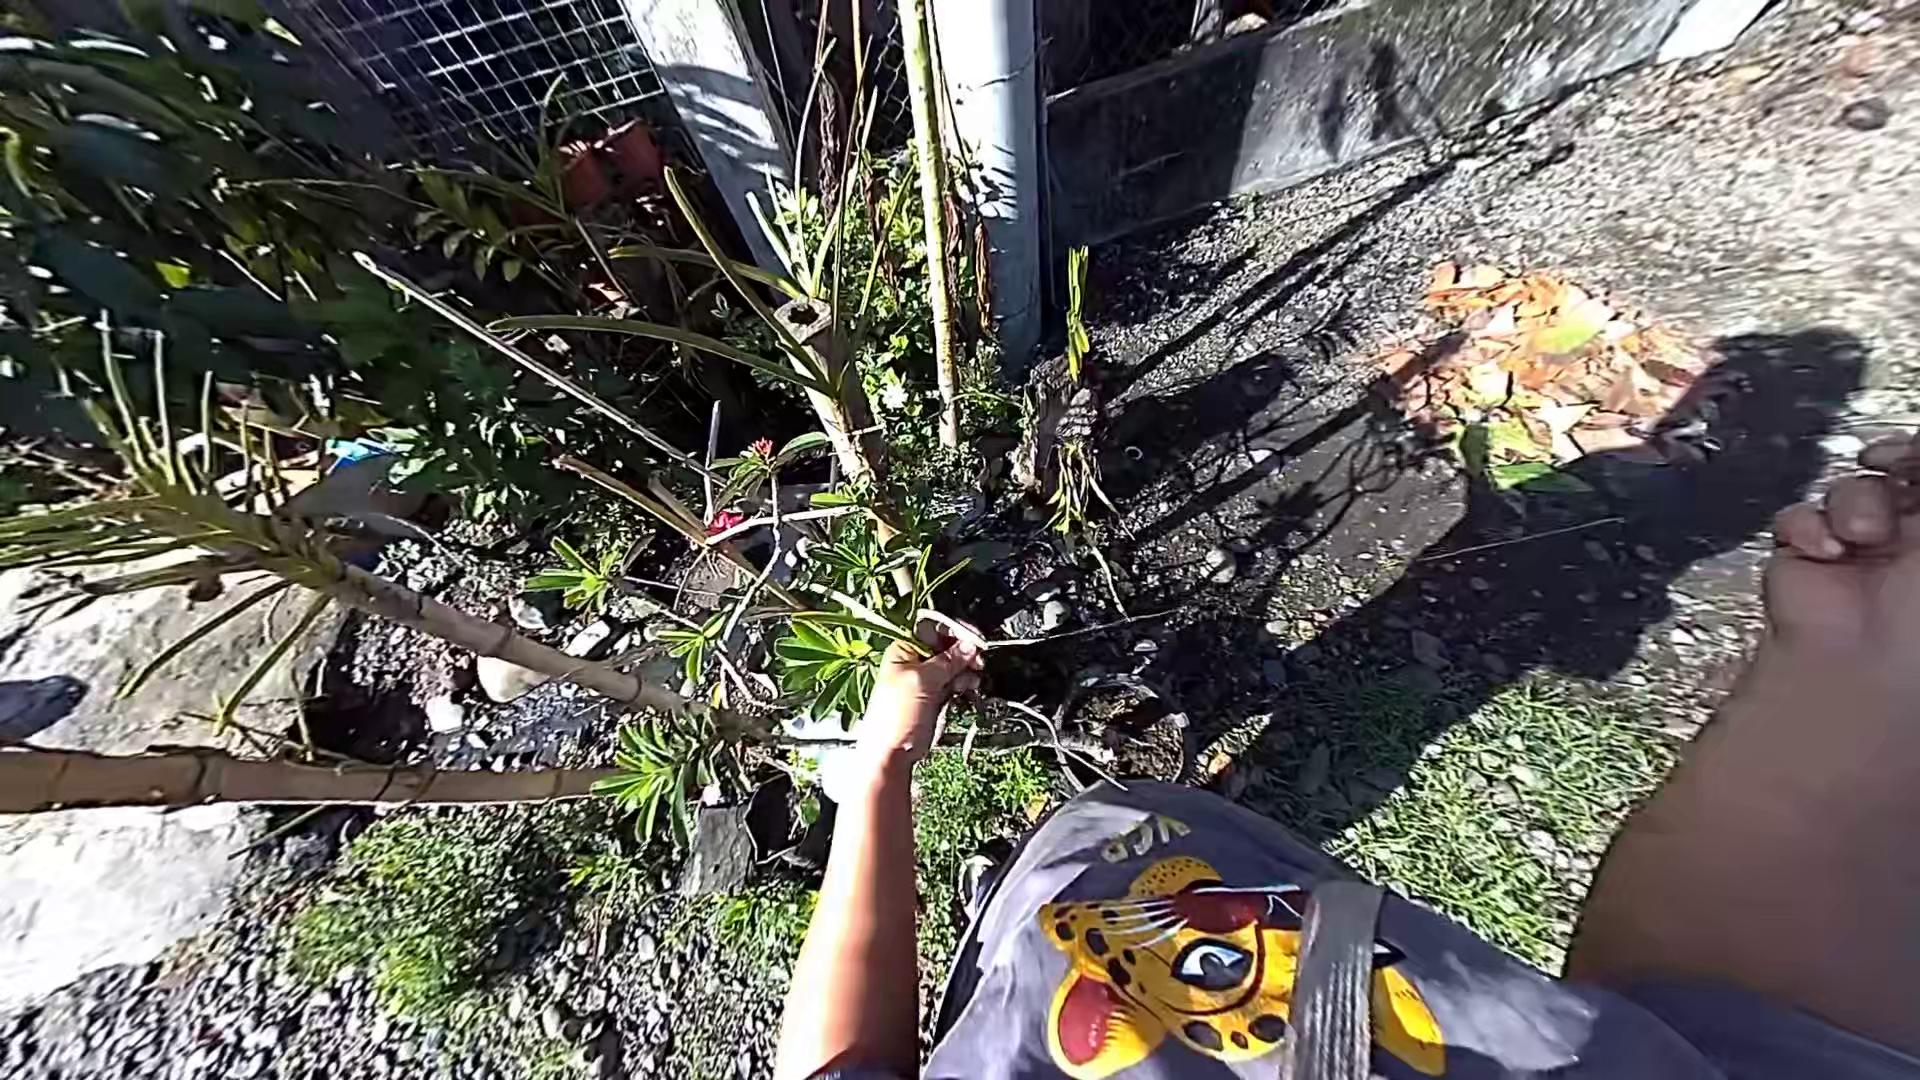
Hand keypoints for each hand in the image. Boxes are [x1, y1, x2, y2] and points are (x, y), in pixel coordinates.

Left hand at [855, 628, 982, 774]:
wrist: (893, 753)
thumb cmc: (897, 713)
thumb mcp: (922, 680)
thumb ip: (948, 661)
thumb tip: (970, 645)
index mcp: (905, 649)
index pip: (934, 630)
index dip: (955, 632)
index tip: (975, 638)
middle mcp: (916, 661)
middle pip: (947, 647)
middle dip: (964, 653)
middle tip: (978, 661)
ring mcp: (927, 679)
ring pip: (954, 665)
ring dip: (966, 670)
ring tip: (971, 680)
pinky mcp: (936, 696)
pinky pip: (955, 682)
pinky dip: (964, 683)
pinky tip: (969, 687)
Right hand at [1767, 434, 1919, 660]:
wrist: (1869, 651)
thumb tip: (1919, 455)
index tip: (1918, 452)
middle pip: (1903, 469)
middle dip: (1897, 457)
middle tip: (1888, 459)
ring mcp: (1861, 537)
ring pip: (1850, 487)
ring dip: (1854, 504)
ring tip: (1861, 536)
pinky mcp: (1805, 548)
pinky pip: (1796, 516)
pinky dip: (1805, 528)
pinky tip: (1823, 552)